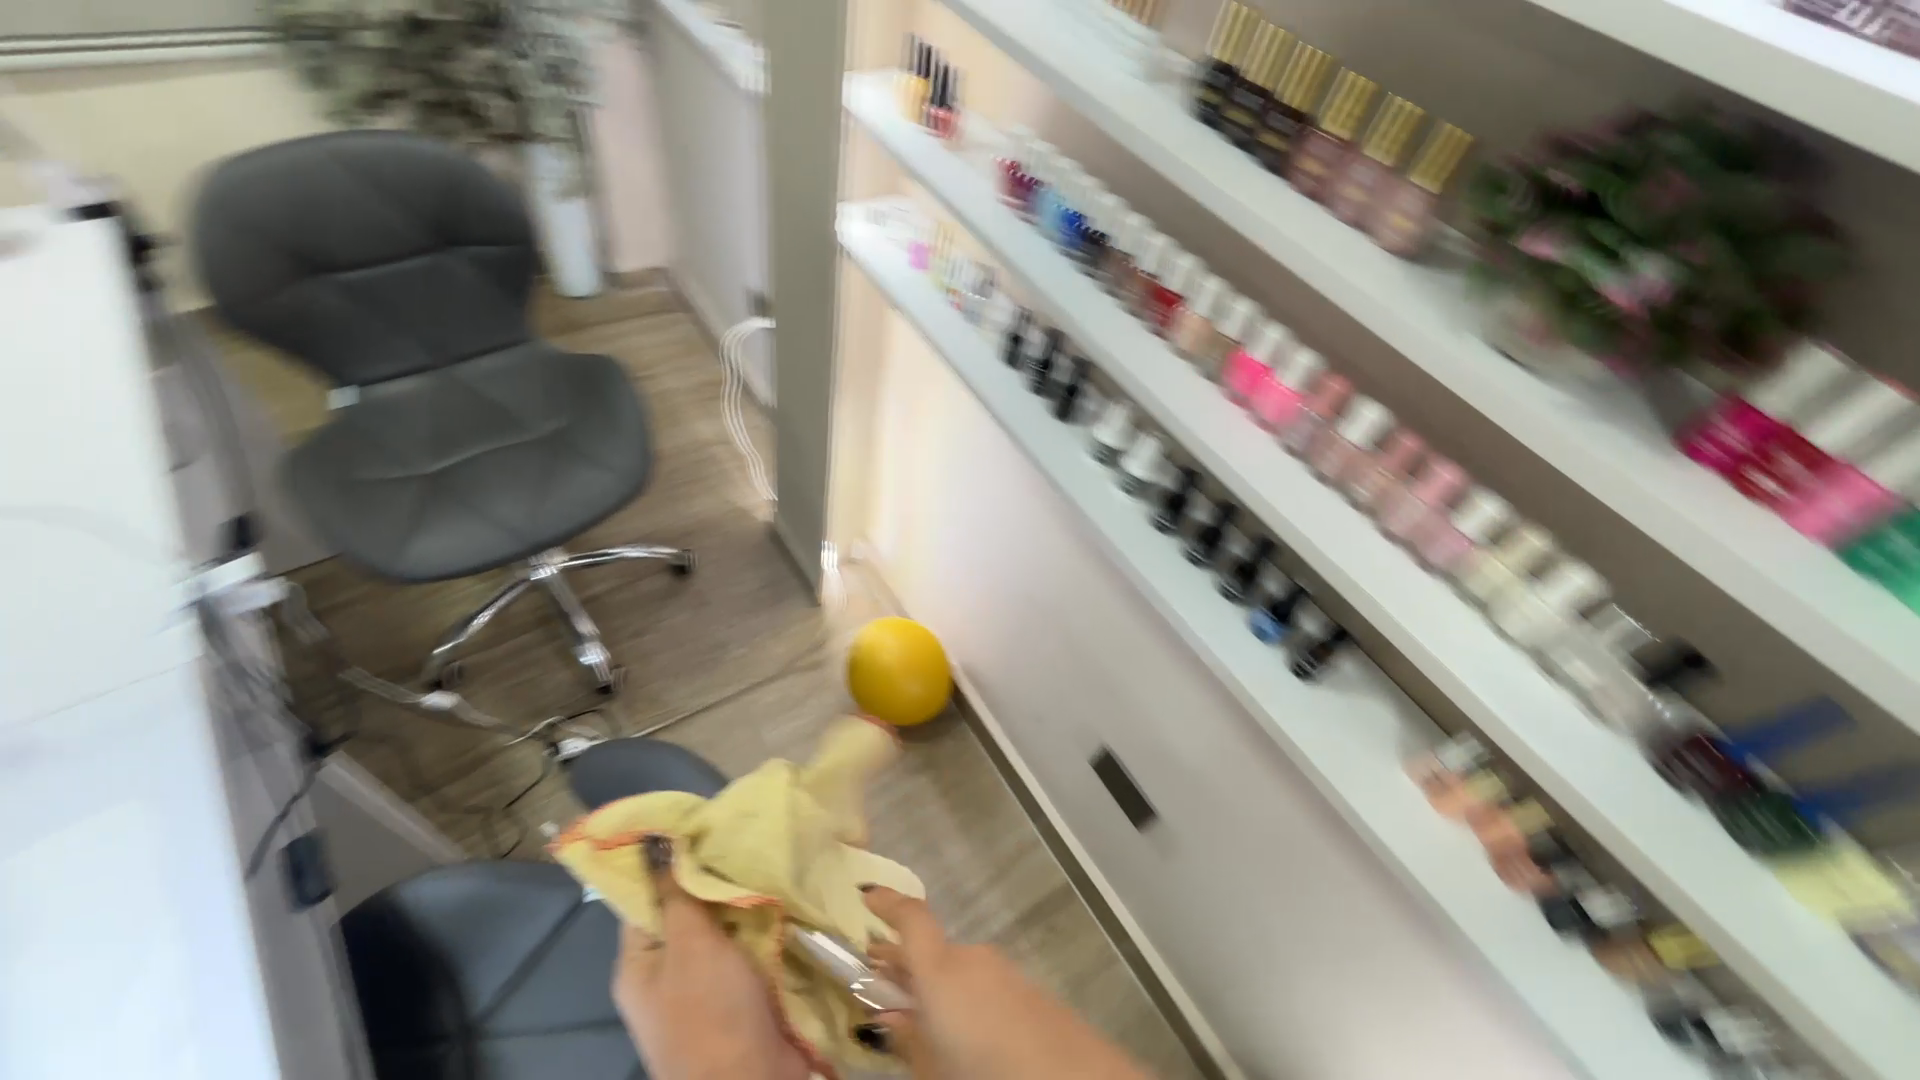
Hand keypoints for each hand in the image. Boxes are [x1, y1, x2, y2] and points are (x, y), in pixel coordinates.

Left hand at [611, 836, 808, 1079]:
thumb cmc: (709, 1012)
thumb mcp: (689, 944)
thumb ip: (677, 891)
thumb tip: (654, 841)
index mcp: (639, 964)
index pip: (645, 897)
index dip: (669, 861)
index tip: (702, 823)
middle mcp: (667, 975)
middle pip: (689, 913)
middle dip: (717, 880)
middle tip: (747, 836)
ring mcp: (707, 989)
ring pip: (724, 931)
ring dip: (747, 904)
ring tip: (773, 859)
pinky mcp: (742, 998)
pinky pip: (750, 952)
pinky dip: (766, 930)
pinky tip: (787, 900)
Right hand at [862, 886, 1155, 1079]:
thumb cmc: (988, 1074)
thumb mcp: (934, 1068)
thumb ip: (908, 1039)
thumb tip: (886, 1016)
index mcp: (941, 970)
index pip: (911, 919)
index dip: (887, 903)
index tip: (866, 896)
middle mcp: (973, 959)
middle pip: (932, 950)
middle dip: (905, 966)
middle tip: (879, 985)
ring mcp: (1007, 973)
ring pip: (959, 971)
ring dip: (939, 988)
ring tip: (923, 1022)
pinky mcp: (1033, 993)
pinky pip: (986, 987)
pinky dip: (968, 1000)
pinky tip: (969, 1037)